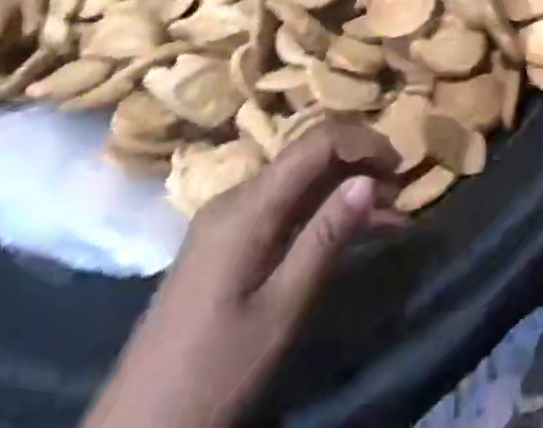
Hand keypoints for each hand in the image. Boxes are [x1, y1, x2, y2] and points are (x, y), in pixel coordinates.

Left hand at [83, 123, 404, 427]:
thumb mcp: (281, 309)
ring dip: (343, 193)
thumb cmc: (216, 370)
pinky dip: (319, 215)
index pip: (312, 144)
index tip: (402, 164)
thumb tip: (368, 179)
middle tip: (403, 196)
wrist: (139, 424)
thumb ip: (325, 238)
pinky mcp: (225, 243)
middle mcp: (235, 199)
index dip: (361, 142)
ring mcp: (226, 220)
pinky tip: (350, 234)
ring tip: (392, 218)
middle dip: (358, 167)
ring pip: (297, 186)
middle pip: (305, 160)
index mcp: (246, 207)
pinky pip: (281, 210)